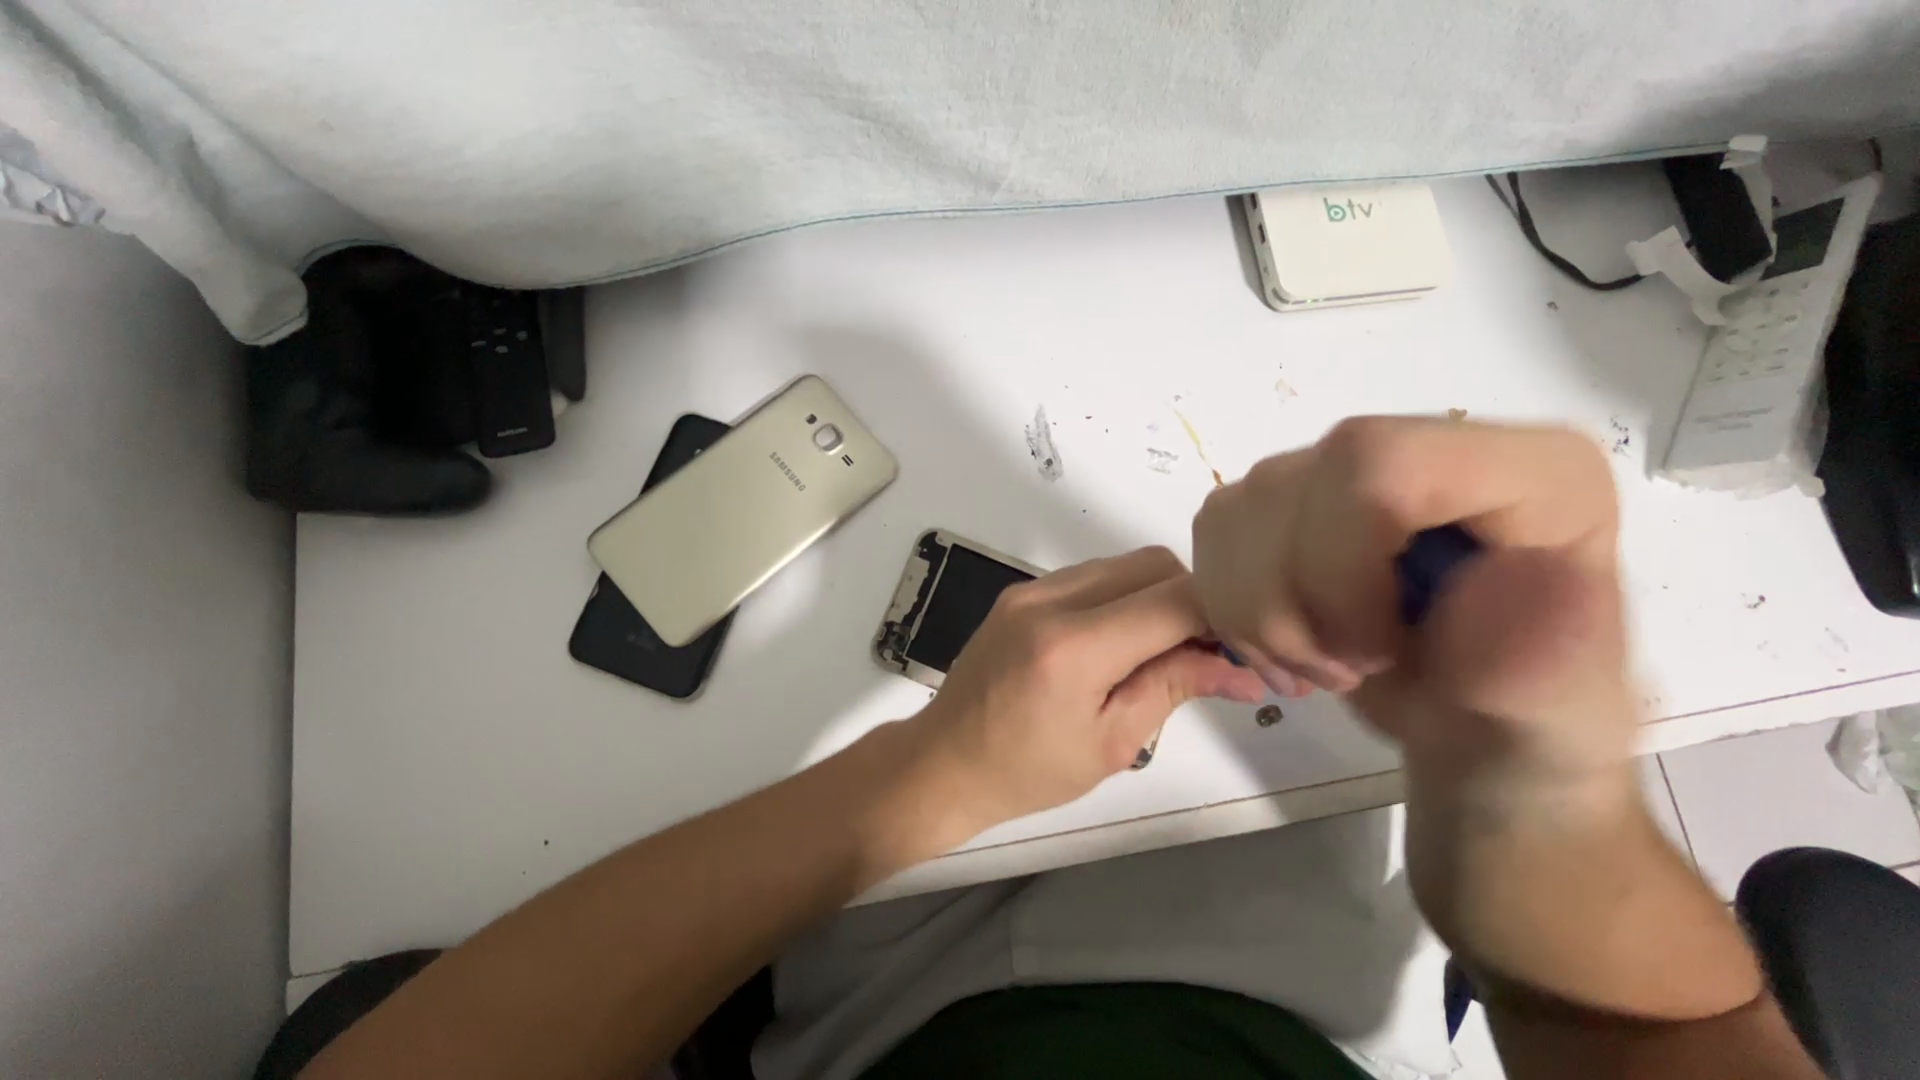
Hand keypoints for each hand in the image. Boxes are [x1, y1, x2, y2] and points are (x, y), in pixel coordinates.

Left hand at [909, 546, 1266, 830]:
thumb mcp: (1111, 743)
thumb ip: (1174, 688)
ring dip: (1159, 597)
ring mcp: (1031, 589)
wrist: (944, 761)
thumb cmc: (1028, 772)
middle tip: (1208, 655)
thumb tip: (1243, 669)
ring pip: (1125, 564)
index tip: (1245, 652)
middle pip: (1155, 565)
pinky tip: (1126, 642)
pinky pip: (1093, 575)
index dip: (1223, 618)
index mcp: (1073, 647)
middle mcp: (1050, 600)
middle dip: (1195, 601)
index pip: (1175, 600)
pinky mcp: (1022, 591)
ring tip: (1168, 652)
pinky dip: (1125, 597)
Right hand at [1190, 417, 1633, 801]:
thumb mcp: (1556, 714)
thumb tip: (1509, 576)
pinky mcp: (1290, 495)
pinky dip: (1231, 606)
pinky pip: (1215, 531)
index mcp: (1527, 473)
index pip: (1380, 466)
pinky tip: (1286, 644)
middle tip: (1345, 670)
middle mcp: (1432, 447)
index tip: (1376, 655)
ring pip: (1240, 511)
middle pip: (1291, 488)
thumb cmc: (1523, 721)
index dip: (1343, 569)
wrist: (1476, 726)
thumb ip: (1545, 652)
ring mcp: (1349, 467)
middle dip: (1294, 605)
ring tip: (1322, 664)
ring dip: (1258, 616)